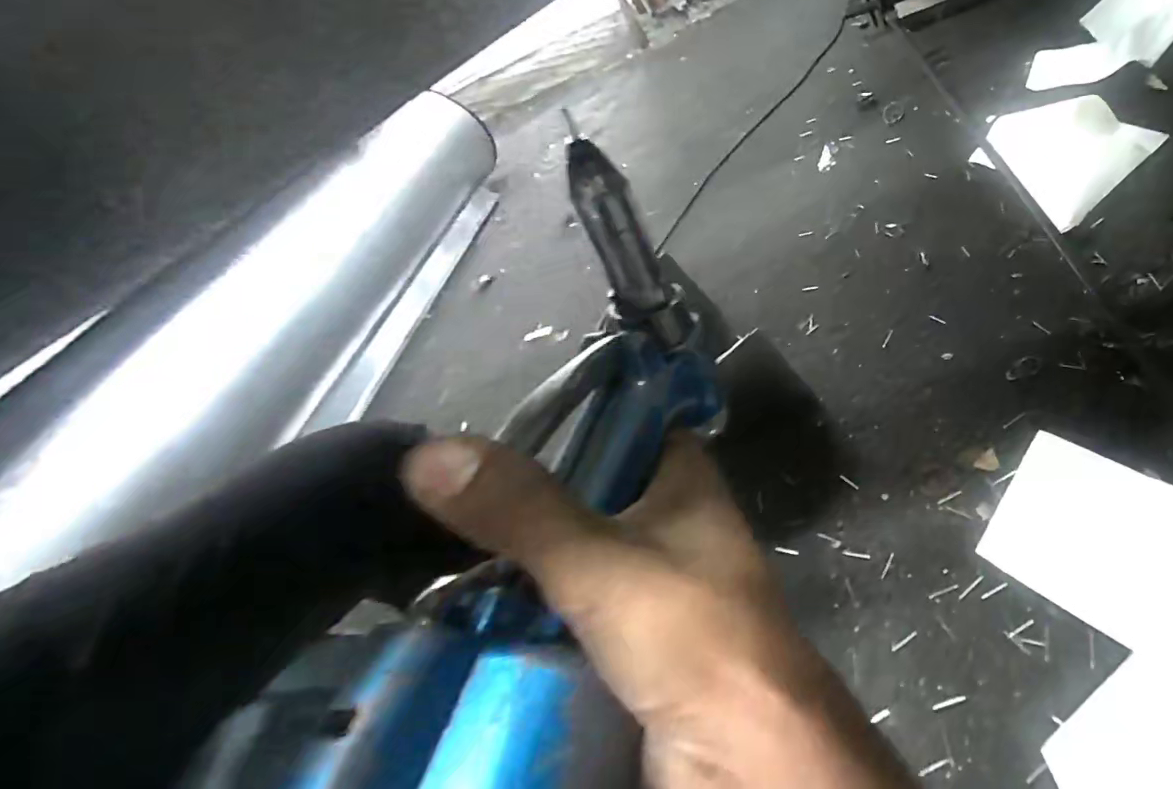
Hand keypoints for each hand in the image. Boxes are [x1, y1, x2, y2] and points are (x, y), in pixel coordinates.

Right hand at [402, 433, 913, 788]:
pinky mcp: (637, 641)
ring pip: (581, 554)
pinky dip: (534, 608)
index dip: (577, 418)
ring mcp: (657, 583)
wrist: (742, 753)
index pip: (632, 424)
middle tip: (448, 495)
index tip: (503, 424)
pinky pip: (575, 609)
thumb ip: (522, 510)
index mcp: (686, 480)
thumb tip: (430, 453)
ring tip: (440, 550)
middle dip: (531, 498)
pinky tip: (472, 611)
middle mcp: (676, 521)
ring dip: (526, 559)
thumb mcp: (599, 562)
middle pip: (596, 492)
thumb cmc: (689, 631)